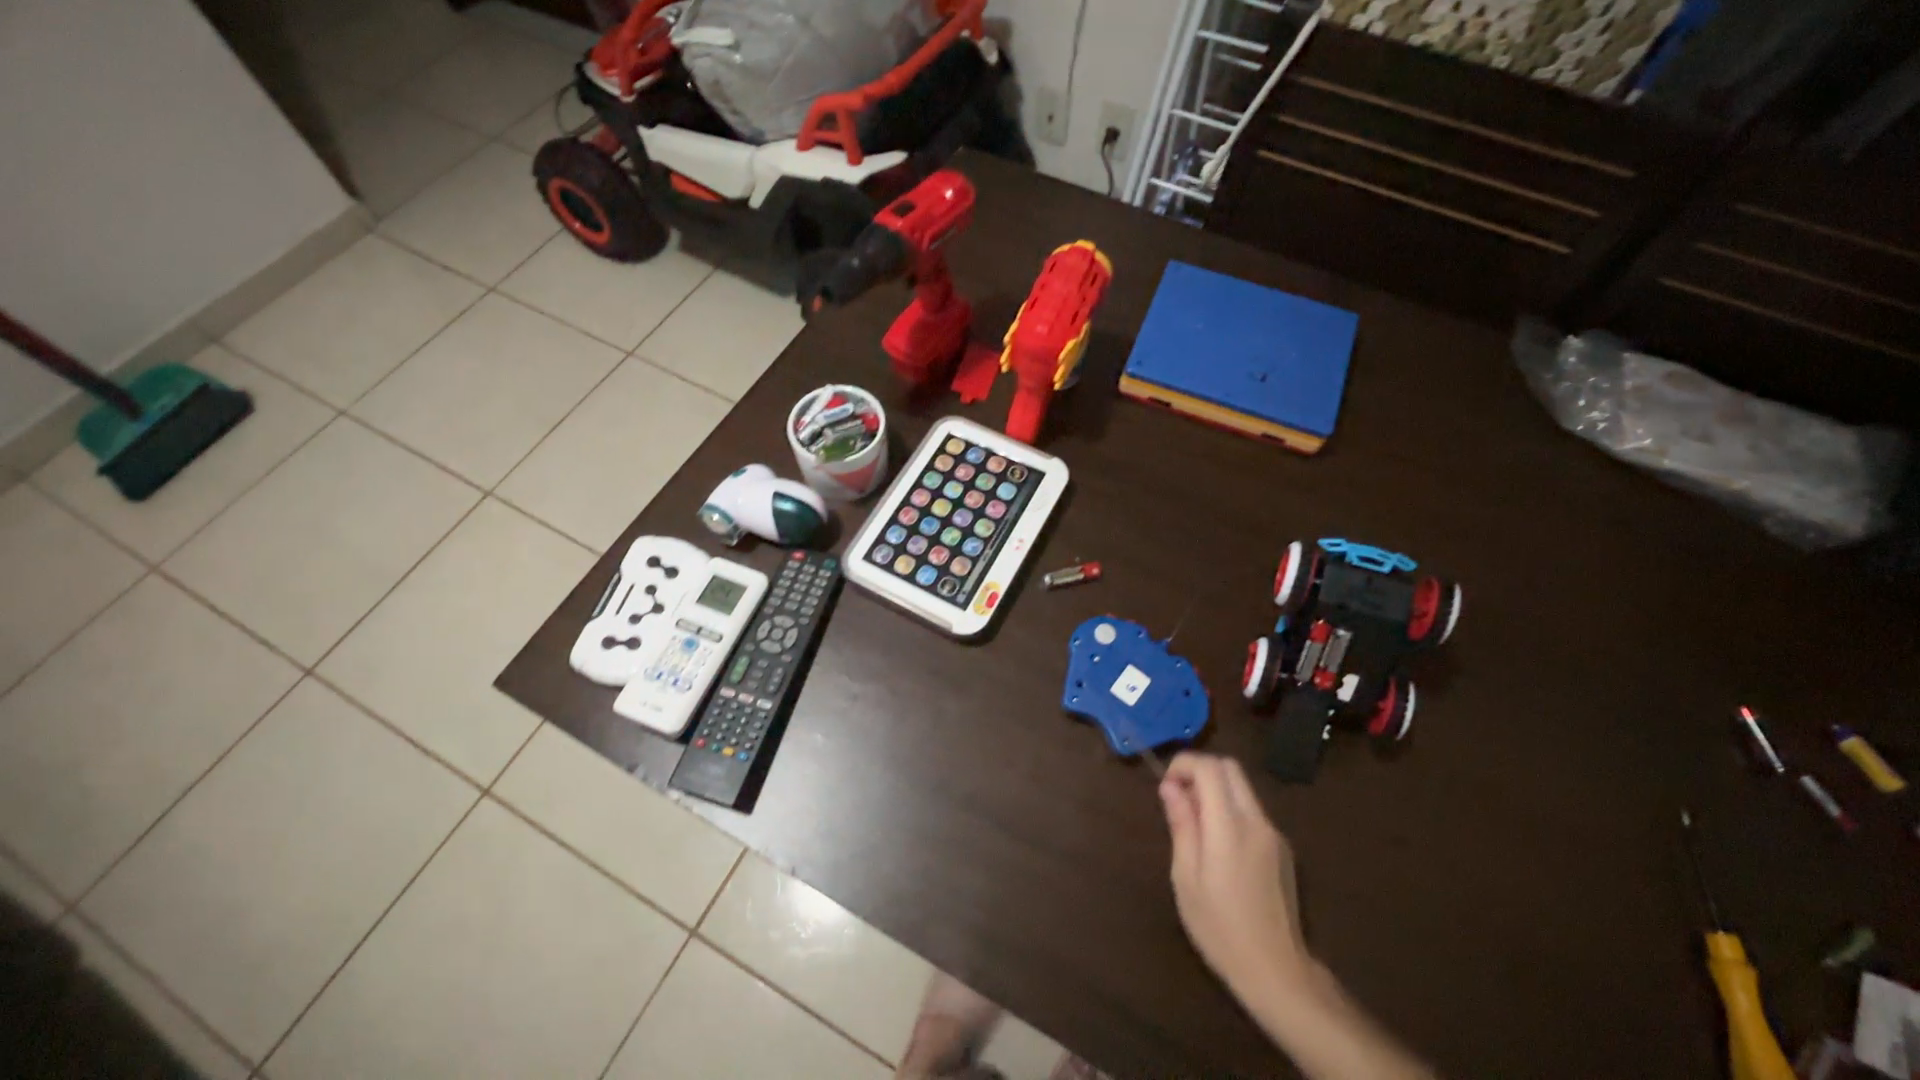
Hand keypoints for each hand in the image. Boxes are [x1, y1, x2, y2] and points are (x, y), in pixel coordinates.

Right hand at [1159, 752, 1309, 999]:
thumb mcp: (1186, 878)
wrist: (1274, 967)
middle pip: (1231, 769)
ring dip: (1216, 790)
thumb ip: (1181, 825)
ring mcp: (1274, 834)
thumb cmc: (1218, 927)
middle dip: (1200, 771)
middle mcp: (1257, 821)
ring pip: (1243, 789)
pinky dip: (1230, 810)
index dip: (1184, 764)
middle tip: (1177, 798)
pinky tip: (1217, 846)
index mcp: (1230, 827)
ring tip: (1193, 824)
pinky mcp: (1283, 849)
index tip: (1165, 785)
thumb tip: (1171, 788)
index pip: (1210, 768)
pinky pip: (1253, 812)